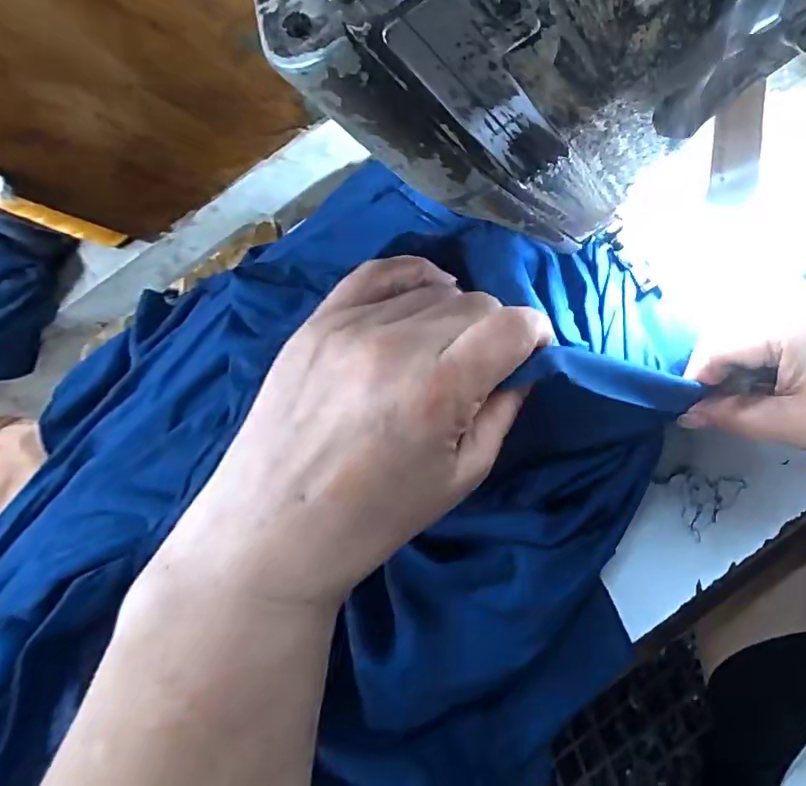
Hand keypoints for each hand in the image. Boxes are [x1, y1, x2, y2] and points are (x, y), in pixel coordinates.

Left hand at [152, 256, 552, 609]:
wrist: (269, 533)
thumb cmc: (376, 518)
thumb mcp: (462, 477)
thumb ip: (503, 411)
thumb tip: (523, 367)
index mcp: (439, 390)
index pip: (513, 324)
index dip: (536, 334)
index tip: (534, 352)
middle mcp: (398, 345)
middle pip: (478, 303)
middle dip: (495, 329)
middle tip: (483, 364)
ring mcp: (352, 326)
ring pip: (436, 290)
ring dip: (455, 315)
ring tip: (442, 349)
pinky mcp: (319, 320)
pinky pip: (381, 272)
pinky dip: (414, 277)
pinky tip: (424, 297)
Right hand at [678, 279, 805, 451]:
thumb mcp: (792, 424)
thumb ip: (732, 416)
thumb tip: (686, 414)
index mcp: (777, 320)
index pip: (713, 347)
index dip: (696, 383)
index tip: (691, 414)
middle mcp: (778, 295)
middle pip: (719, 332)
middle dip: (712, 372)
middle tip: (718, 410)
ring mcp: (789, 293)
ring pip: (733, 326)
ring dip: (729, 362)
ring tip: (742, 396)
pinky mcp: (798, 300)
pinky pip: (753, 321)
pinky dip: (748, 350)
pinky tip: (762, 377)